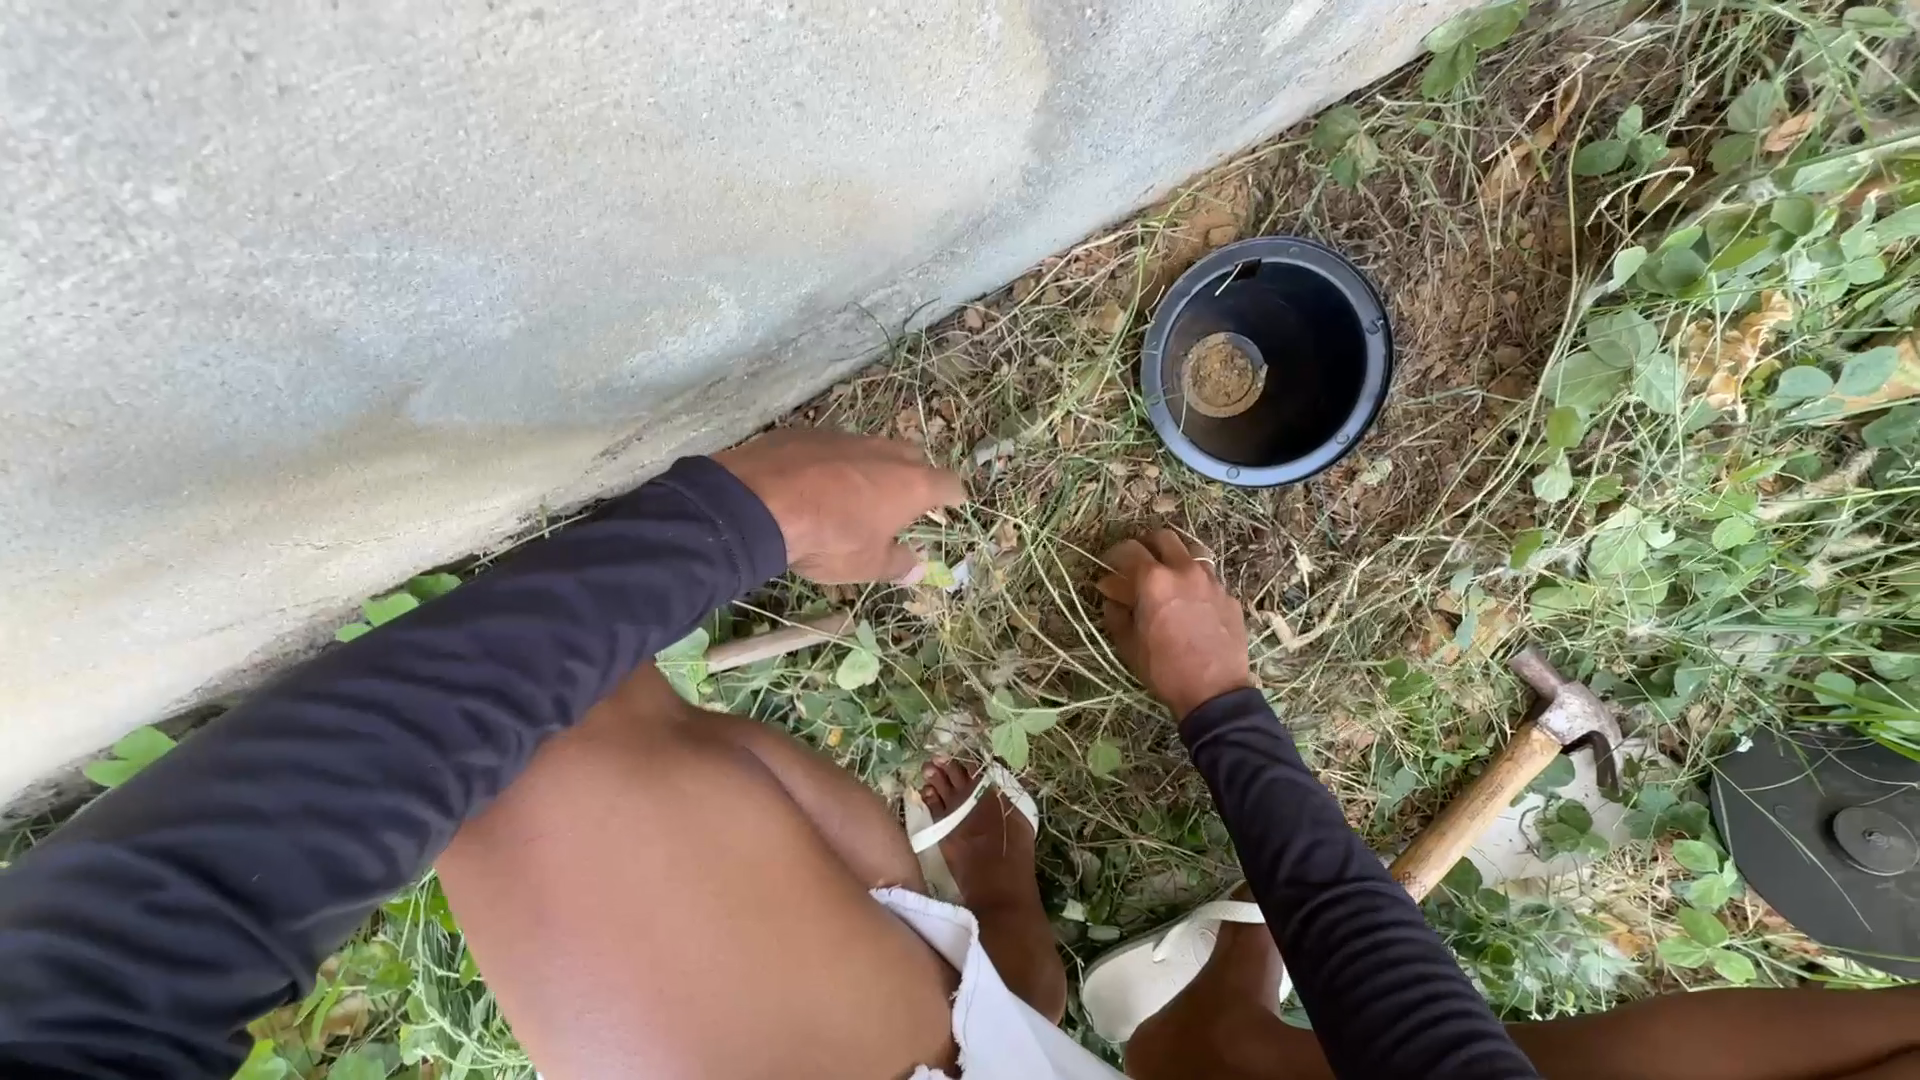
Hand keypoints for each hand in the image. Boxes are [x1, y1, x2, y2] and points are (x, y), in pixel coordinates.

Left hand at [714, 428, 967, 583]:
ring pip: (870, 449)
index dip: (953, 494)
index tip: (954, 501)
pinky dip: (833, 464)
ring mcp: (845, 437)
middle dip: (914, 476)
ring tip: (857, 493)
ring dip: (871, 468)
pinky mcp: (807, 433)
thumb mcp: (867, 564)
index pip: (947, 483)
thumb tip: (917, 569)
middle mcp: (884, 452)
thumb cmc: (829, 539)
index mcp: (910, 484)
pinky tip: (814, 484)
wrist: (759, 502)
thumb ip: (897, 563)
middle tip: (904, 500)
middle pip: (912, 458)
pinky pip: (832, 448)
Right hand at [1096, 529, 1253, 720]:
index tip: (1108, 567)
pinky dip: (1195, 581)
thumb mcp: (1128, 644)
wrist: (1214, 692)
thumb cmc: (1164, 669)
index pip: (1128, 549)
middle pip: (1164, 537)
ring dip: (1175, 558)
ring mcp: (1212, 580)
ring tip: (1168, 578)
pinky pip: (1209, 577)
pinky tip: (1191, 602)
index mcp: (1154, 580)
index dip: (1113, 555)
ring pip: (1191, 551)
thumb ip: (1116, 612)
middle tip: (1139, 563)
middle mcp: (1184, 570)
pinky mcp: (1229, 596)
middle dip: (1147, 545)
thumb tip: (1111, 595)